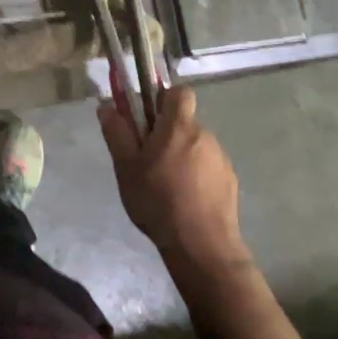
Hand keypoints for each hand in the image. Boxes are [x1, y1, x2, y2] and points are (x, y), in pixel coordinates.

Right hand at [99, 86, 248, 268]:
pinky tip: (185, 199)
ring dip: (182, 154)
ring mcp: (221, 158)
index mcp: (178, 127)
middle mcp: (205, 135)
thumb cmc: (157, 201)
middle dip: (167, 133)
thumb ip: (117, 133)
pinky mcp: (230, 180)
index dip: (163, 99)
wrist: (201, 246)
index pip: (179, 93)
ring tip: (166, 185)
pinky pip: (209, 165)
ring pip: (196, 144)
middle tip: (148, 159)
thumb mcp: (126, 168)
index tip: (148, 118)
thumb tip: (107, 105)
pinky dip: (197, 174)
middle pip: (184, 121)